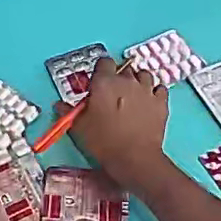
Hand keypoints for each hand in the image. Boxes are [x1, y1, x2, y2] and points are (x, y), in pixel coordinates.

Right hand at [72, 58, 169, 194]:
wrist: (134, 158)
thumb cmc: (104, 142)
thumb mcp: (80, 127)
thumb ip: (69, 111)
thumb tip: (59, 104)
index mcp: (104, 82)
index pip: (104, 62)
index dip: (101, 71)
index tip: (98, 81)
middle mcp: (127, 81)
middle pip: (124, 69)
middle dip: (119, 77)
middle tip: (113, 94)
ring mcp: (146, 90)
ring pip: (144, 75)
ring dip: (138, 81)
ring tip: (132, 95)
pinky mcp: (161, 102)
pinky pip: (160, 88)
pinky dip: (155, 92)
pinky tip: (149, 101)